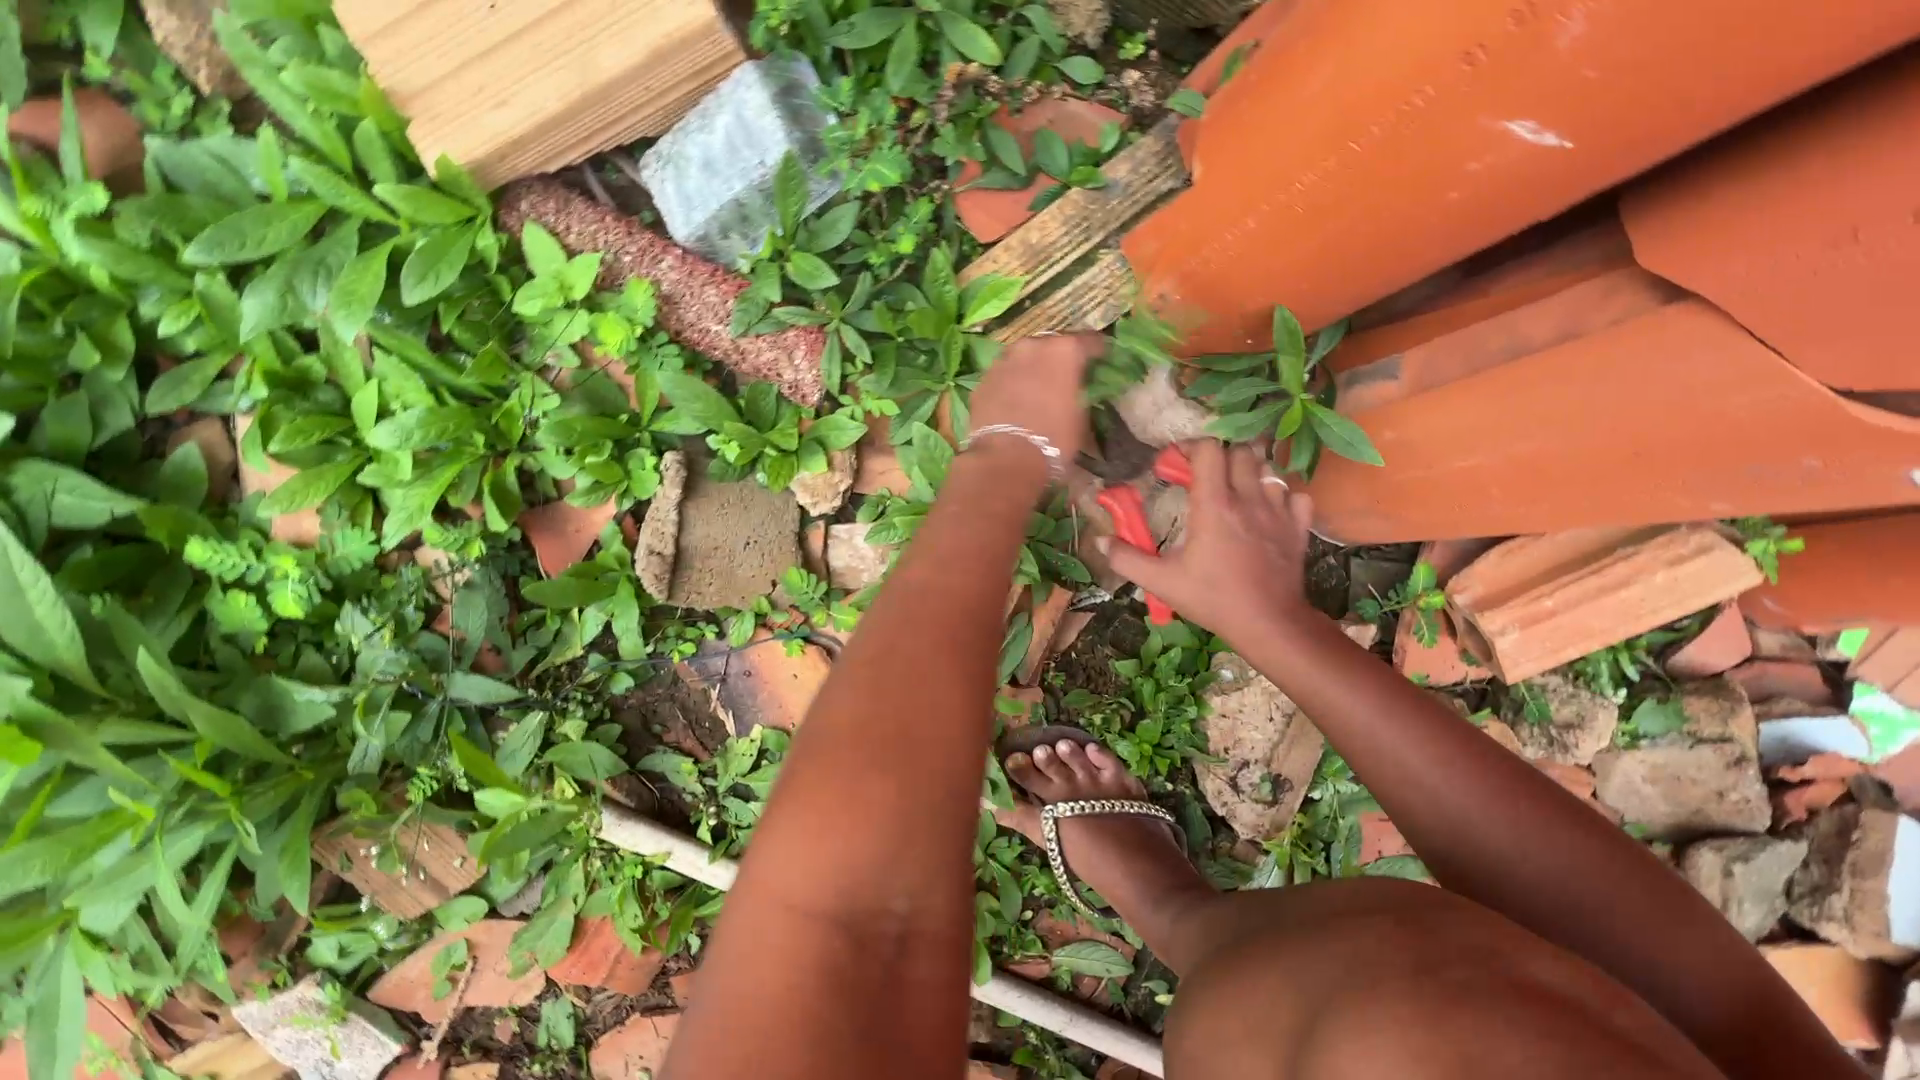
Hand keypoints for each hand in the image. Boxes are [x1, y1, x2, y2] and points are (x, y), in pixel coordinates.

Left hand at [965, 333, 1099, 470]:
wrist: (1006, 459)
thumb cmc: (1054, 439)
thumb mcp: (1081, 416)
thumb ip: (1080, 393)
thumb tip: (1076, 390)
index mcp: (1064, 351)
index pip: (1088, 340)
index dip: (1097, 350)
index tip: (1102, 357)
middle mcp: (1032, 346)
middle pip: (1051, 344)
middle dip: (1060, 356)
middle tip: (1066, 372)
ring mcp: (1004, 360)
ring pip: (1024, 356)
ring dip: (1033, 366)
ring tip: (1038, 385)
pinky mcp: (983, 379)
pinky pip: (1004, 375)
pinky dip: (1012, 382)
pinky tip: (1015, 399)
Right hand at [1101, 440, 1315, 642]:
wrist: (1268, 622)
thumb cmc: (1212, 599)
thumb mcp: (1162, 582)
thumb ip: (1127, 558)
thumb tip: (1101, 540)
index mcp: (1214, 504)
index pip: (1208, 449)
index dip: (1190, 448)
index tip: (1174, 466)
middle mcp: (1248, 497)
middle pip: (1240, 450)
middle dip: (1220, 457)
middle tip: (1204, 477)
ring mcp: (1278, 510)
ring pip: (1268, 469)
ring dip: (1250, 473)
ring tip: (1235, 491)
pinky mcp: (1299, 526)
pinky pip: (1296, 495)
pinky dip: (1282, 496)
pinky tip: (1268, 511)